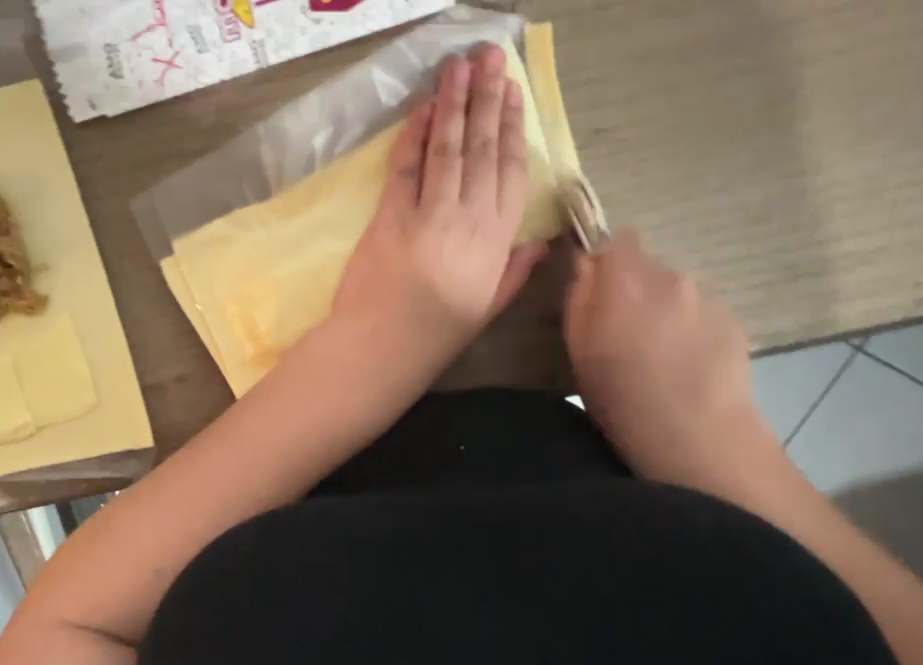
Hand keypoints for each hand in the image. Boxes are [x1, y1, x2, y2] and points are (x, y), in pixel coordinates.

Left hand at [331, 45, 549, 370]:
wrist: (383, 348)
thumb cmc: (434, 337)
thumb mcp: (486, 310)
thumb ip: (513, 273)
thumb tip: (540, 243)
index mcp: (497, 243)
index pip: (511, 173)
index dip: (514, 130)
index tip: (515, 95)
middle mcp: (470, 220)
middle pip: (483, 149)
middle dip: (488, 98)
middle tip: (491, 57)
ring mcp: (430, 215)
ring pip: (449, 147)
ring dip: (454, 101)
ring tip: (460, 65)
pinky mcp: (392, 215)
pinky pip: (407, 165)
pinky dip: (414, 133)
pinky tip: (423, 107)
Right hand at [565, 229, 773, 483]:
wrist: (696, 431)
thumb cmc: (621, 396)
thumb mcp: (579, 351)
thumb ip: (580, 298)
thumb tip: (585, 263)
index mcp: (626, 280)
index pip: (616, 240)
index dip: (605, 262)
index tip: (596, 291)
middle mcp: (671, 277)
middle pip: (647, 270)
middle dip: (634, 293)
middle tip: (624, 337)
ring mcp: (708, 298)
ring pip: (676, 295)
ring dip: (664, 314)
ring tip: (657, 359)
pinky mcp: (733, 322)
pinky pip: (702, 317)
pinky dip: (690, 334)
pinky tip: (685, 369)